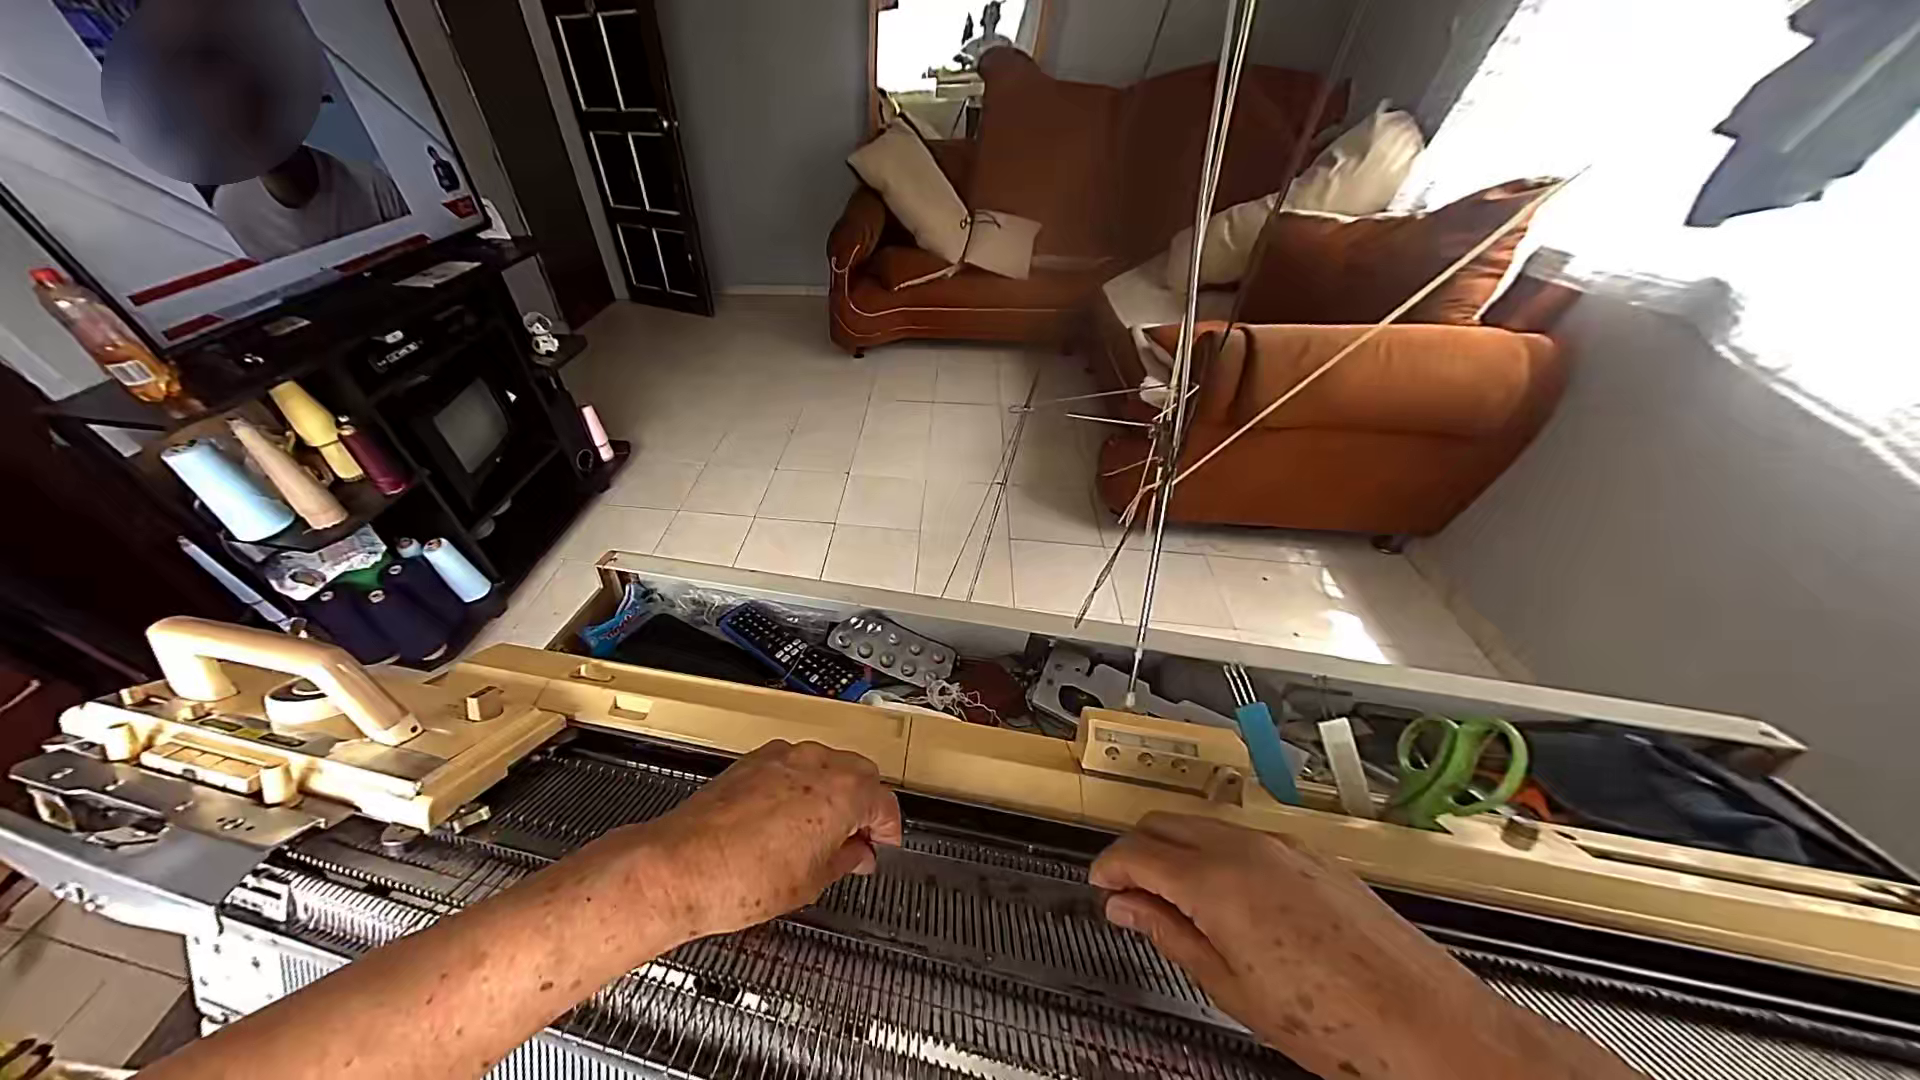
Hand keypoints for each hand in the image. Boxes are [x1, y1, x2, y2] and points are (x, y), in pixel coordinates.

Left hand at [601, 740, 902, 945]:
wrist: (679, 868)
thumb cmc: (740, 877)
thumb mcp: (812, 881)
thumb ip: (847, 859)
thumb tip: (858, 853)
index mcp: (844, 792)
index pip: (886, 802)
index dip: (889, 829)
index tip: (883, 843)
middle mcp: (819, 764)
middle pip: (863, 774)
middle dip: (865, 804)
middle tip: (857, 838)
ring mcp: (786, 757)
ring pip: (829, 763)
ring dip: (835, 789)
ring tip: (821, 828)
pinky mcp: (757, 759)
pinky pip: (795, 762)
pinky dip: (803, 782)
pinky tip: (789, 815)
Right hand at [1091, 813, 1639, 1079]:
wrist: (1435, 1029)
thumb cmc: (1340, 1024)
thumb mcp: (1231, 987)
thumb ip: (1167, 932)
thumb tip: (1125, 906)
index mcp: (1216, 883)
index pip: (1136, 852)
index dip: (1108, 865)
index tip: (1099, 881)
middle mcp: (1245, 848)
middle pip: (1163, 822)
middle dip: (1136, 849)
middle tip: (1129, 889)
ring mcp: (1281, 845)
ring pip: (1202, 824)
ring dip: (1175, 847)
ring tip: (1176, 896)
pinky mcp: (1310, 853)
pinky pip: (1243, 835)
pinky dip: (1216, 851)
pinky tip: (1228, 895)